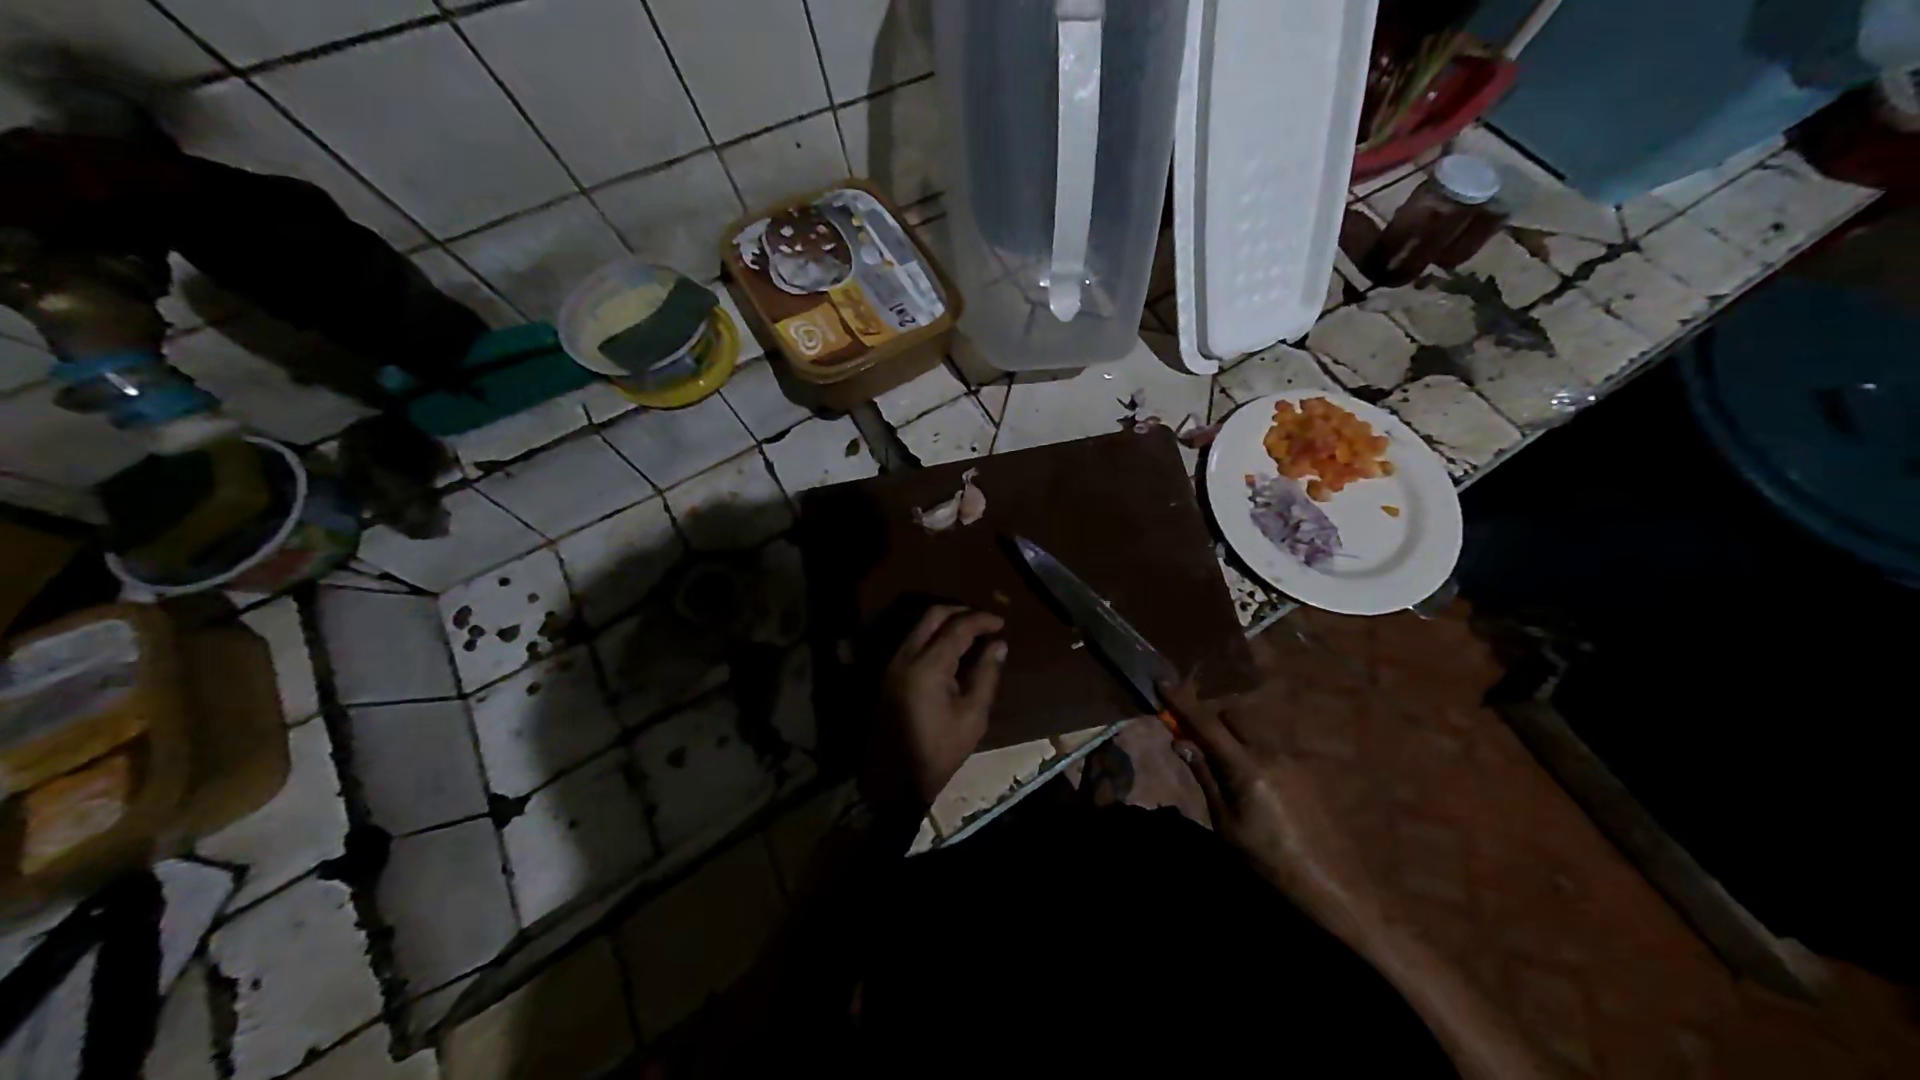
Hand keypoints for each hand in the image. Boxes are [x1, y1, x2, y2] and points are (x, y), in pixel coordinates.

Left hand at [864, 606, 1007, 808]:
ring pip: (919, 626)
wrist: (896, 779)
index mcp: (927, 666)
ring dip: (945, 622)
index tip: (1002, 623)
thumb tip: (998, 644)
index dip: (982, 620)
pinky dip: (933, 635)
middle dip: (961, 612)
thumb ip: (986, 674)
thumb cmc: (940, 750)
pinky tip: (951, 648)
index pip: (957, 628)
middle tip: (985, 621)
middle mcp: (906, 656)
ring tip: (971, 632)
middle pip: (933, 615)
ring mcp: (893, 664)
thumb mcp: (973, 716)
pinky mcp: (889, 674)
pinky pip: (912, 641)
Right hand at [1159, 680, 1377, 924]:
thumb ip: (1205, 777)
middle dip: (1210, 718)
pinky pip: (1268, 748)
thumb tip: (1181, 742)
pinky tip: (1252, 786)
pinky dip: (1250, 752)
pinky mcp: (1304, 772)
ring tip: (1223, 768)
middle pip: (1233, 716)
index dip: (1182, 701)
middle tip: (1192, 738)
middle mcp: (1271, 753)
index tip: (1161, 681)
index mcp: (1247, 767)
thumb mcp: (1226, 824)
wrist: (1331, 886)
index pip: (1207, 723)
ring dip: (1231, 736)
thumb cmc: (1268, 860)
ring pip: (1252, 731)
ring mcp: (1292, 760)